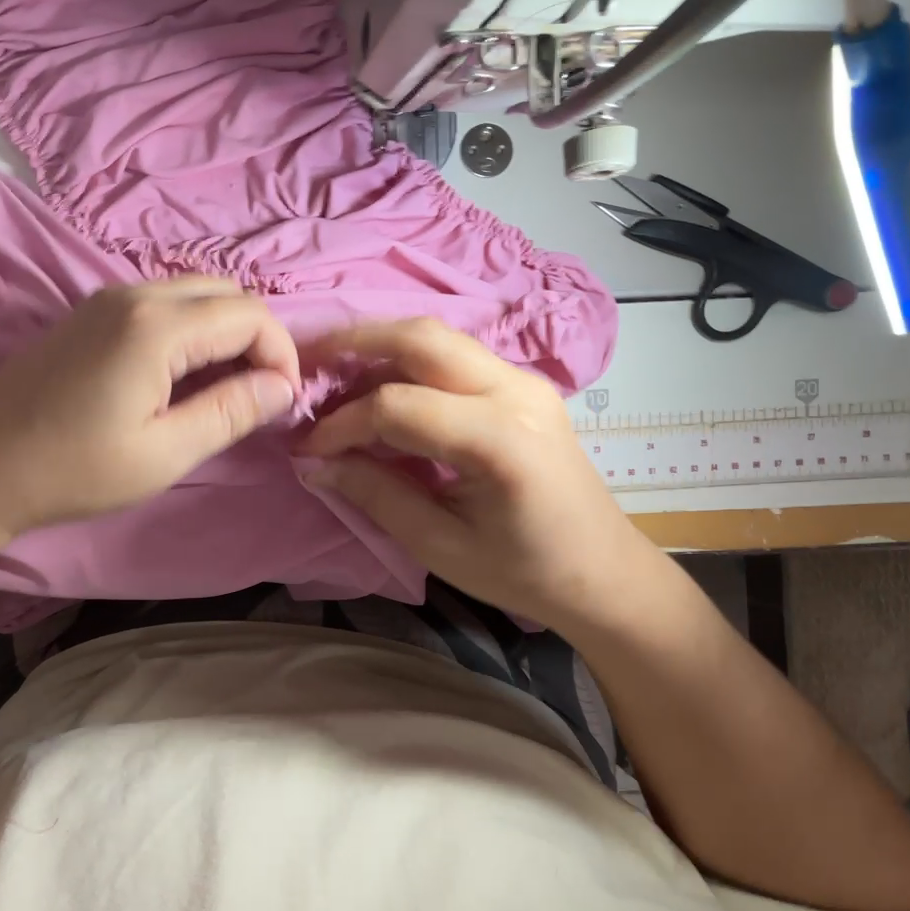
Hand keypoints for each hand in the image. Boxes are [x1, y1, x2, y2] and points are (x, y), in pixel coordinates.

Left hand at [0, 277, 300, 540]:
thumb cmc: (73, 471)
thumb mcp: (164, 454)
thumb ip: (230, 412)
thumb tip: (282, 387)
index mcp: (156, 326)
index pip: (250, 314)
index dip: (281, 354)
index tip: (280, 403)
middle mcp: (132, 294)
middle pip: (224, 292)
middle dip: (254, 338)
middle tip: (254, 396)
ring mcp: (103, 299)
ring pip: (191, 294)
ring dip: (220, 333)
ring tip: (219, 392)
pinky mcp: (85, 314)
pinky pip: (157, 305)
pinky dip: (186, 331)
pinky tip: (175, 380)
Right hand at [297, 318, 659, 629]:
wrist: (604, 573)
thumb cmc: (524, 572)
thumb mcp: (439, 545)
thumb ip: (375, 495)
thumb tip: (314, 463)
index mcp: (499, 439)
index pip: (397, 404)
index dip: (341, 423)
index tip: (306, 449)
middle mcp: (515, 392)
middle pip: (419, 338)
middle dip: (353, 343)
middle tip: (305, 362)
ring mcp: (523, 381)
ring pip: (437, 337)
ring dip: (378, 348)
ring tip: (332, 375)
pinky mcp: (521, 386)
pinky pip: (453, 356)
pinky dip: (406, 362)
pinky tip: (377, 388)